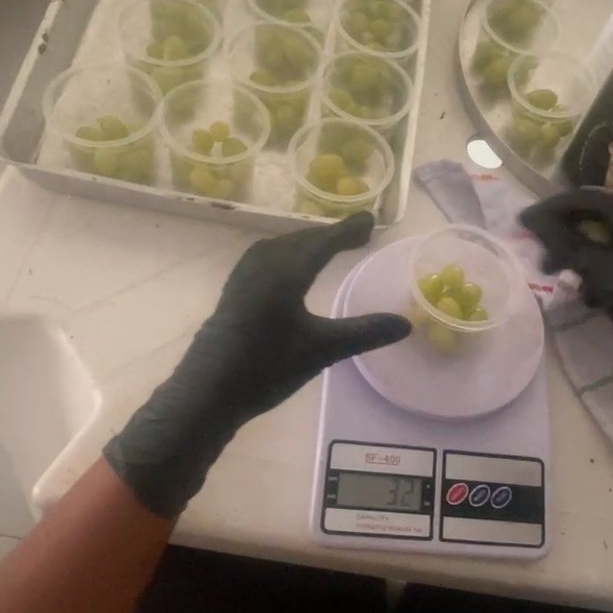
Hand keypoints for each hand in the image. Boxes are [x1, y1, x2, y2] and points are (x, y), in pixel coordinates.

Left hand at [105, 213, 410, 517]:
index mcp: (286, 272)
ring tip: (327, 248)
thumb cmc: (267, 367)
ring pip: (280, 247)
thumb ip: (364, 333)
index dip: (347, 231)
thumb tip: (405, 324)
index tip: (370, 220)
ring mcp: (244, 278)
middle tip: (356, 234)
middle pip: (300, 240)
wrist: (208, 392)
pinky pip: (266, 259)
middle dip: (329, 235)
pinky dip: (287, 255)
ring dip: (305, 243)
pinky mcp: (234, 293)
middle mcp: (263, 266)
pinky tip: (289, 272)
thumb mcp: (323, 350)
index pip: (323, 242)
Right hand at [521, 187, 612, 398]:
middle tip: (544, 262)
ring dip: (586, 258)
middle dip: (569, 238)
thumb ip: (570, 247)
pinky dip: (607, 269)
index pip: (590, 196)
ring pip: (611, 238)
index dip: (552, 208)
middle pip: (600, 215)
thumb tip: (534, 221)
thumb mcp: (610, 279)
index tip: (521, 223)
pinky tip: (598, 296)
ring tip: (573, 285)